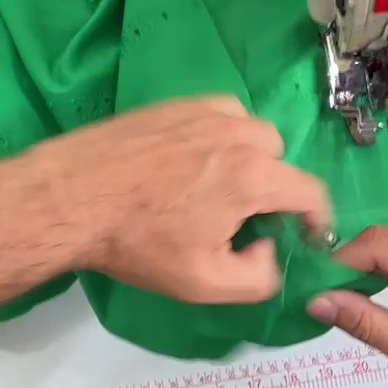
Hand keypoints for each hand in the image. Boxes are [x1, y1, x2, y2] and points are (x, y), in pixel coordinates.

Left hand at [10, 97, 332, 303]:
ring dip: (249, 159)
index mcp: (253, 177)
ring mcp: (204, 112)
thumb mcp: (205, 283)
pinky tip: (192, 161)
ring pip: (252, 132)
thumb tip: (268, 249)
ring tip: (217, 188)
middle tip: (244, 218)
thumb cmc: (138, 243)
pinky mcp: (175, 104)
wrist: (69, 198)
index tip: (306, 236)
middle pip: (280, 159)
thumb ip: (259, 276)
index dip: (318, 218)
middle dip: (274, 190)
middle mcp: (238, 134)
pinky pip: (220, 115)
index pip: (311, 191)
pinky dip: (222, 137)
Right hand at [307, 219, 387, 387]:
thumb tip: (320, 302)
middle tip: (329, 296)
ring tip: (355, 297)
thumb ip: (366, 323)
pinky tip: (386, 288)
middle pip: (386, 239)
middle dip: (355, 265)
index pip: (376, 244)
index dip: (338, 262)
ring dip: (375, 265)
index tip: (313, 283)